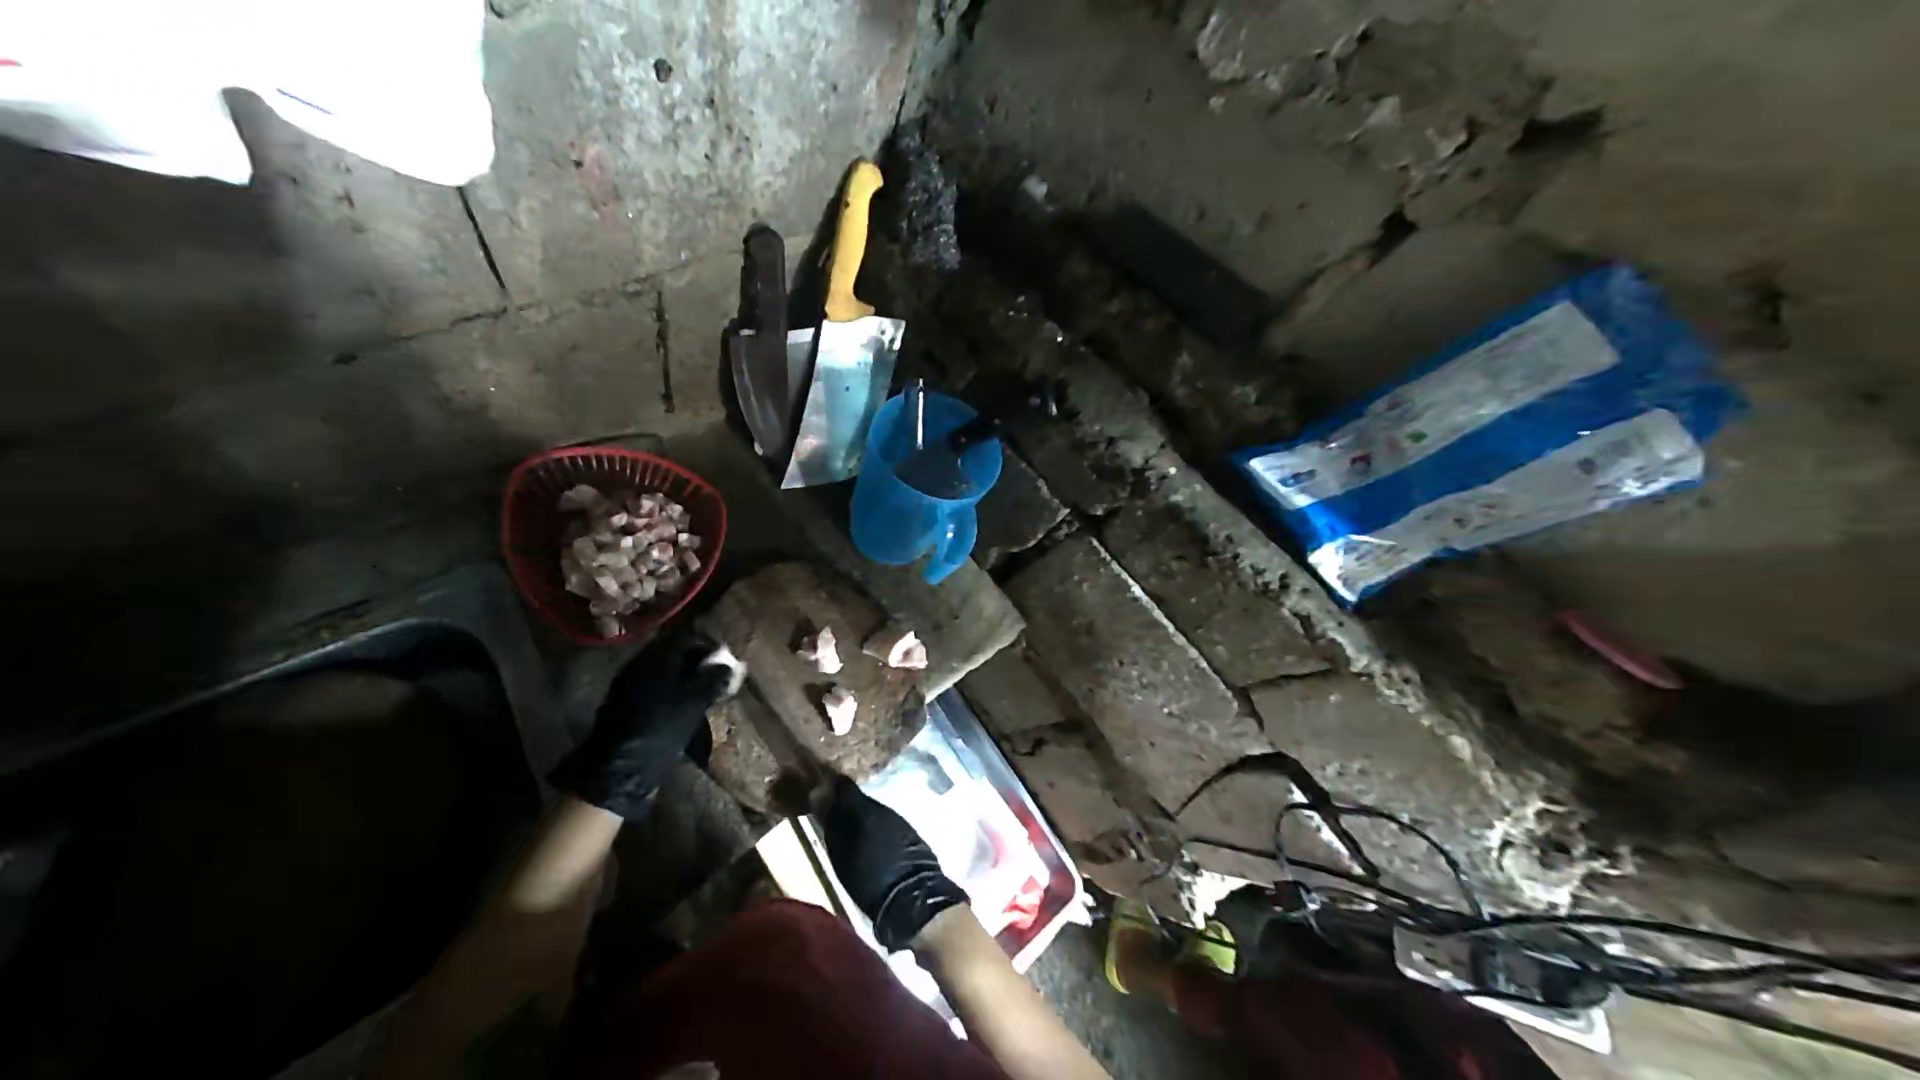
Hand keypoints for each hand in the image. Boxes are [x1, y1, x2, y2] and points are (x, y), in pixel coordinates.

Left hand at [549, 629, 744, 819]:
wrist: (619, 769)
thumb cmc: (660, 730)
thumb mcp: (693, 704)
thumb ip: (713, 681)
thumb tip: (729, 665)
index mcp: (656, 659)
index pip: (685, 637)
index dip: (707, 643)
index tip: (724, 655)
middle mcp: (639, 664)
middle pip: (672, 651)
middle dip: (696, 658)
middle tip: (716, 672)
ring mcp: (629, 683)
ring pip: (663, 669)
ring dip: (684, 674)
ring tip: (703, 689)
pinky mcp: (625, 702)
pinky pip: (653, 684)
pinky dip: (671, 687)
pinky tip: (682, 702)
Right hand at [820, 776, 969, 950]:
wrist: (912, 898)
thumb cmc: (869, 878)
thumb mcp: (841, 853)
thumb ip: (832, 822)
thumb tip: (818, 793)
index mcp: (863, 809)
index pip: (844, 787)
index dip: (832, 788)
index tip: (820, 794)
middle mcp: (883, 808)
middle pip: (860, 799)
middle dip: (846, 805)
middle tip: (833, 816)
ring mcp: (899, 820)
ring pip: (874, 812)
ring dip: (862, 819)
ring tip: (850, 833)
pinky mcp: (910, 835)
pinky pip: (886, 824)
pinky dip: (876, 830)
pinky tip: (871, 843)